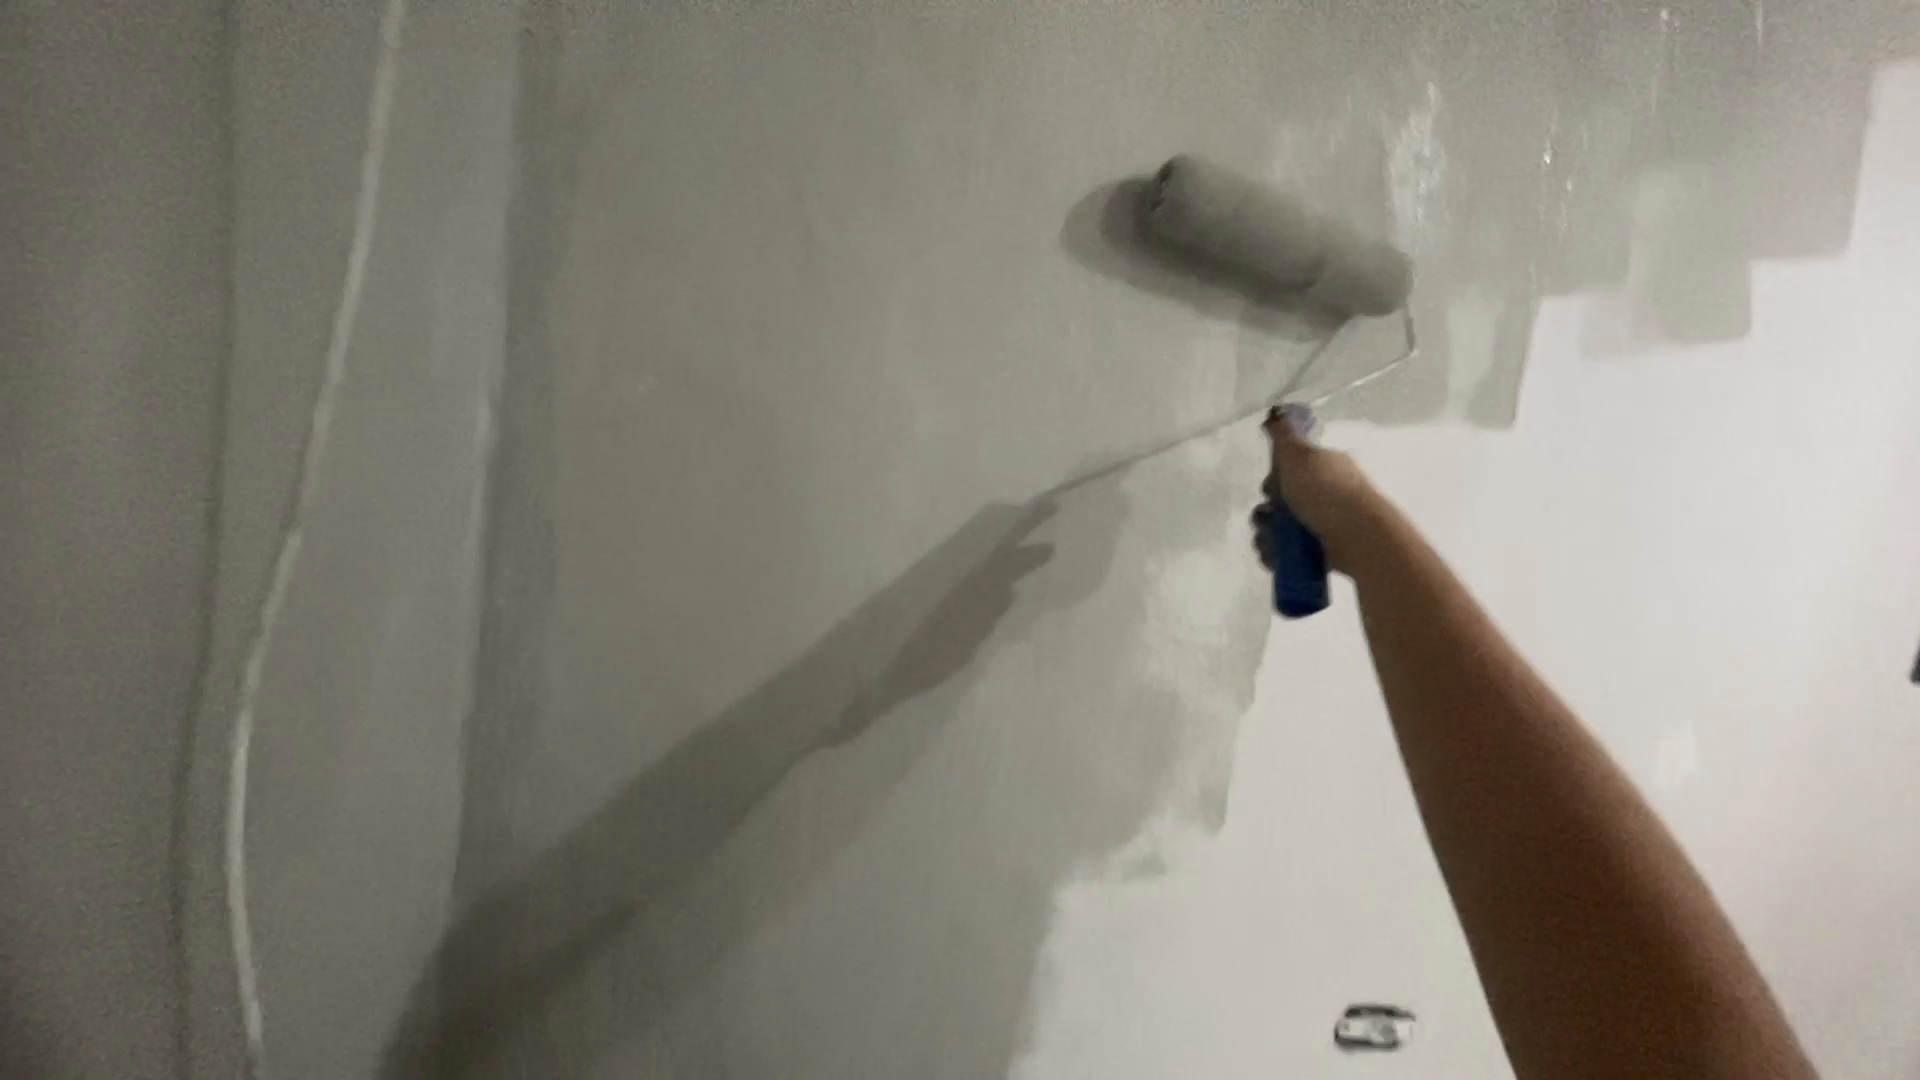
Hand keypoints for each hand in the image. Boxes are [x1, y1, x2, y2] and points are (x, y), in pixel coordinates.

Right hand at [1258, 406, 1384, 573]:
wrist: (1357, 536)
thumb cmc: (1327, 491)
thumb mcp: (1299, 454)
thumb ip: (1283, 435)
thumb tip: (1274, 412)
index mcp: (1324, 468)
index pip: (1288, 472)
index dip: (1273, 480)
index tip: (1272, 487)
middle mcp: (1325, 495)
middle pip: (1279, 503)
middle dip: (1267, 513)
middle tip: (1270, 517)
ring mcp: (1324, 524)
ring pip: (1279, 530)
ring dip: (1267, 536)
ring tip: (1272, 543)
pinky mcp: (1321, 552)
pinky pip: (1287, 553)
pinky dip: (1277, 556)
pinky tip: (1277, 557)